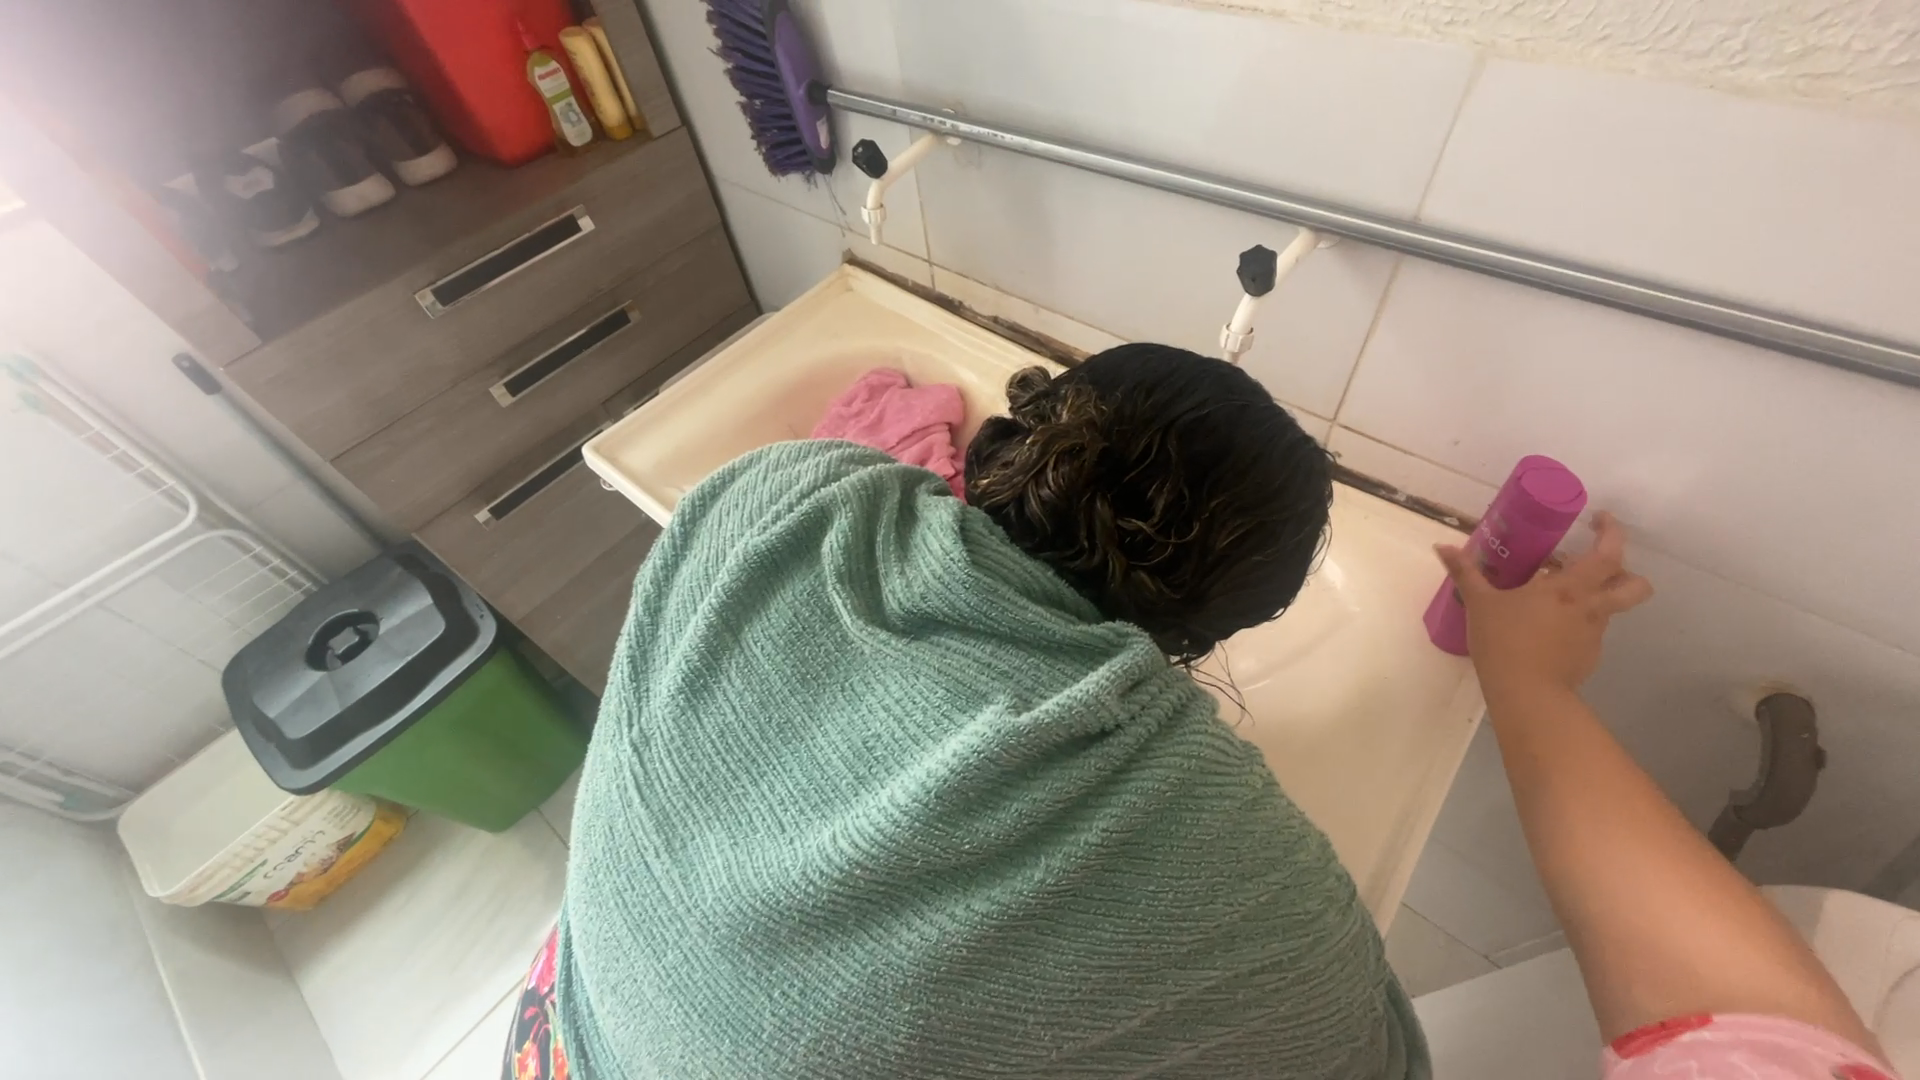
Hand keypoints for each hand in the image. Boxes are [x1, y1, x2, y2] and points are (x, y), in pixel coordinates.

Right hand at [1435, 512, 1652, 698]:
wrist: (1526, 691)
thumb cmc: (1503, 640)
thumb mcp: (1479, 603)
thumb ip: (1464, 573)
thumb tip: (1442, 546)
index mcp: (1569, 588)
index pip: (1609, 554)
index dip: (1612, 532)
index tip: (1600, 520)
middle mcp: (1591, 606)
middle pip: (1634, 584)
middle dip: (1625, 572)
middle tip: (1593, 566)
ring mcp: (1594, 632)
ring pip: (1611, 606)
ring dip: (1597, 595)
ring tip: (1562, 597)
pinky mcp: (1588, 653)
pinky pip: (1591, 629)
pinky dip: (1577, 622)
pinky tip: (1546, 629)